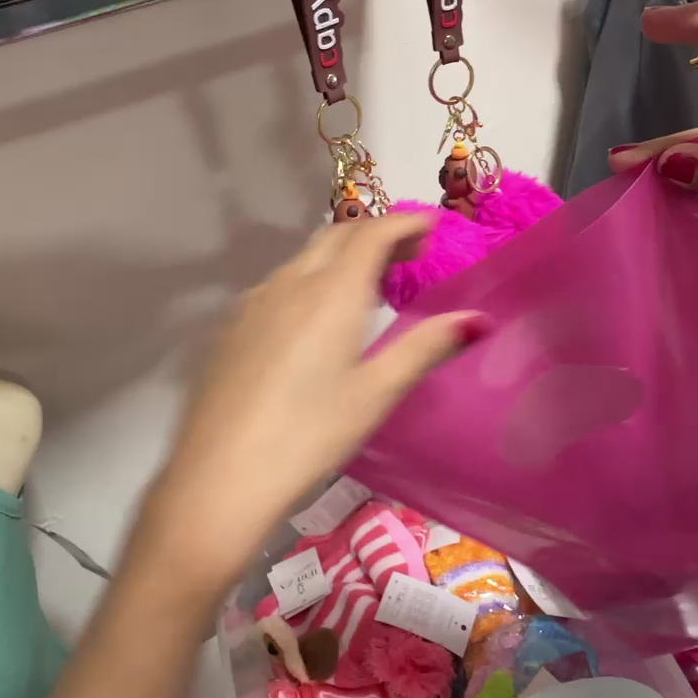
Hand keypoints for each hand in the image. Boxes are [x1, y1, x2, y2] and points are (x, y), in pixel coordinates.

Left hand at [139, 214, 485, 581]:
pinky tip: (314, 319)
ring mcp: (253, 303)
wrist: (219, 476)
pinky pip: (278, 284)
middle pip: (336, 236)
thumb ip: (426, 348)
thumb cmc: (309, 434)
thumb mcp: (376, 393)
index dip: (405, 222)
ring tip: (368, 285)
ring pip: (303, 258)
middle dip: (376, 234)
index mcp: (331, 292)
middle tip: (409, 255)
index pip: (372, 233)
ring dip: (341, 256)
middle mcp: (289, 283)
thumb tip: (477, 318)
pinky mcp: (230, 327)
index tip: (432, 225)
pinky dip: (309, 280)